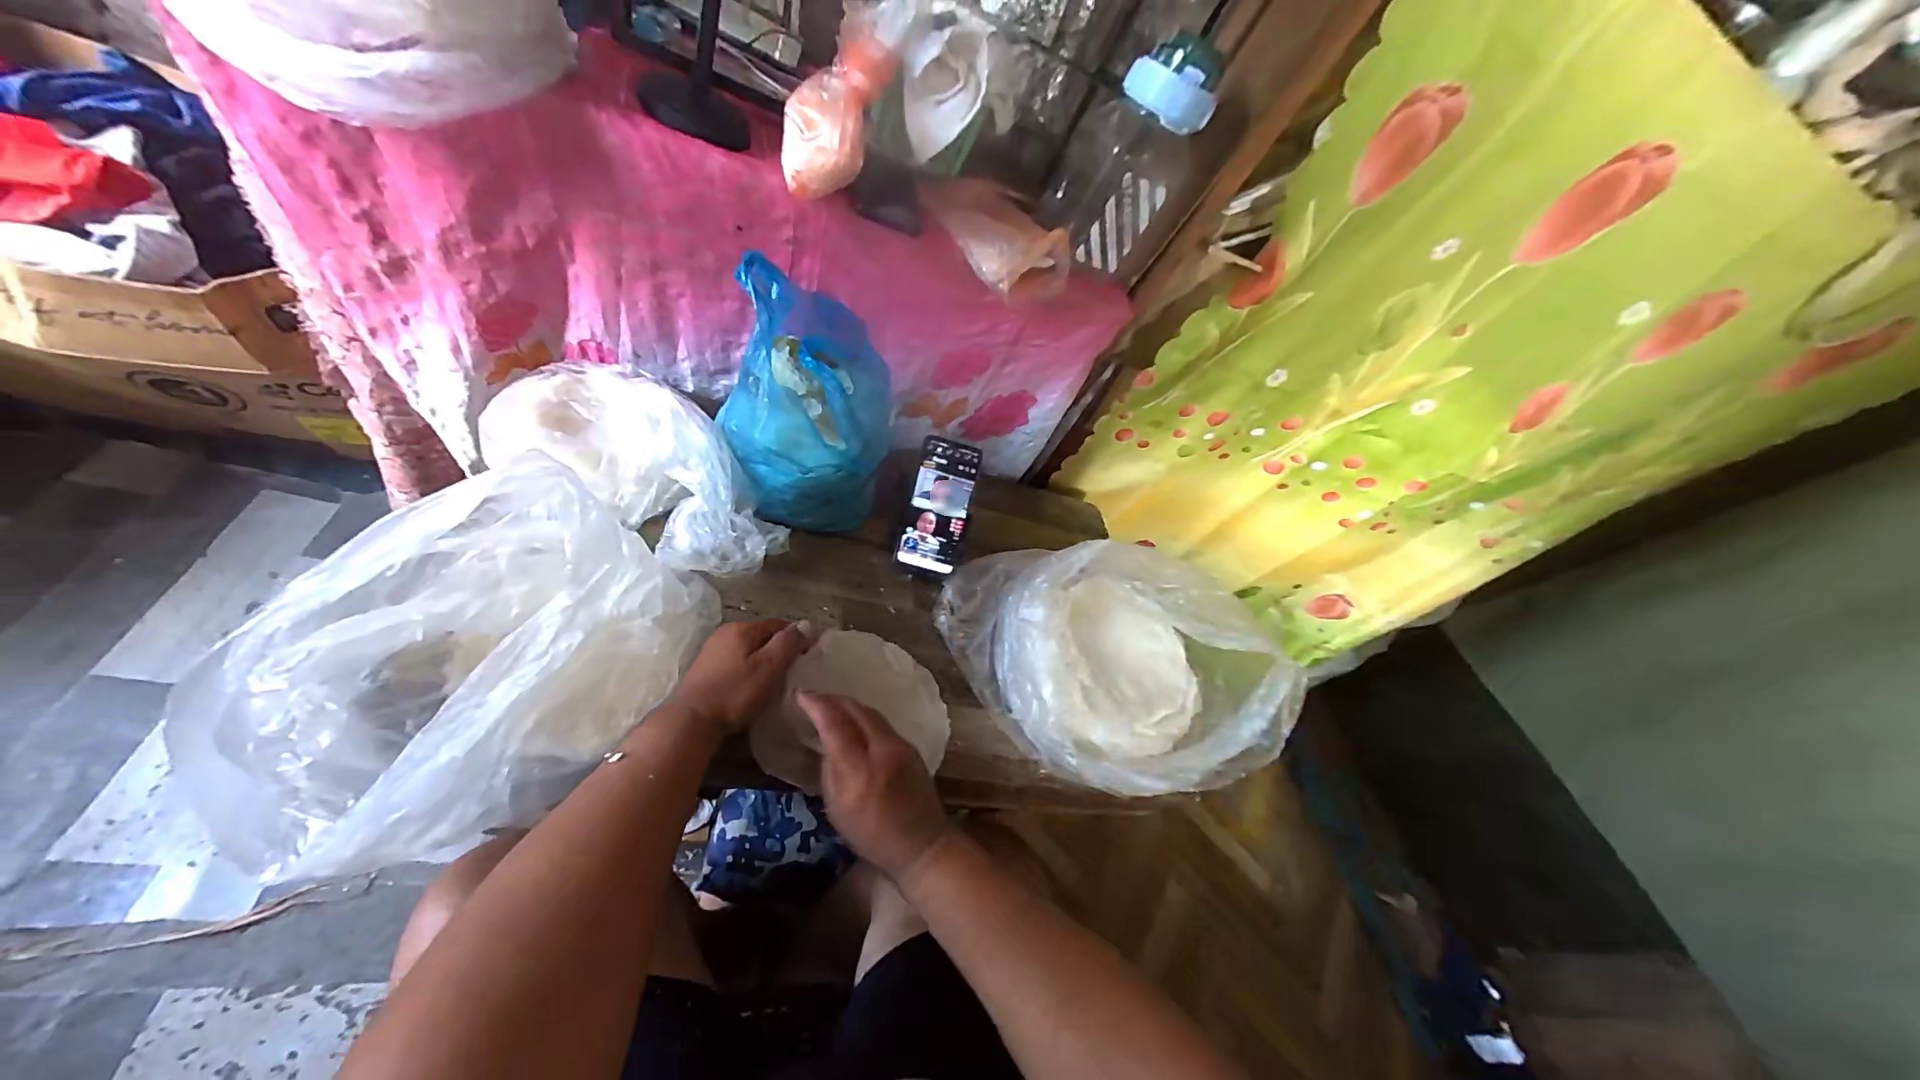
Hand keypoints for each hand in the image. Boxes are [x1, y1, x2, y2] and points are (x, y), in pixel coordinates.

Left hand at [667, 619, 814, 735]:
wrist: (691, 722)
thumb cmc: (735, 693)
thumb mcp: (769, 667)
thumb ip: (788, 643)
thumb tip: (806, 624)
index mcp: (741, 629)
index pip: (779, 624)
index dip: (797, 637)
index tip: (808, 656)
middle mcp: (724, 634)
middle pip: (762, 636)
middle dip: (779, 649)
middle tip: (793, 671)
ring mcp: (711, 652)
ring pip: (748, 650)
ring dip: (763, 661)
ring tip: (775, 681)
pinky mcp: (704, 671)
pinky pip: (735, 663)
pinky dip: (748, 670)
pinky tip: (751, 687)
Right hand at [797, 691, 955, 881]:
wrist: (923, 845)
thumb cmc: (872, 836)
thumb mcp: (838, 808)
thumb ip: (829, 770)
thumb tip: (824, 741)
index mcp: (860, 771)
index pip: (836, 724)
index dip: (817, 705)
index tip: (801, 695)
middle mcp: (884, 750)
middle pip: (856, 710)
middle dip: (832, 700)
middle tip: (813, 699)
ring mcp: (902, 746)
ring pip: (871, 713)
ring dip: (848, 706)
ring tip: (830, 706)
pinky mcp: (911, 747)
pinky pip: (882, 723)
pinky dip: (863, 717)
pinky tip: (853, 722)